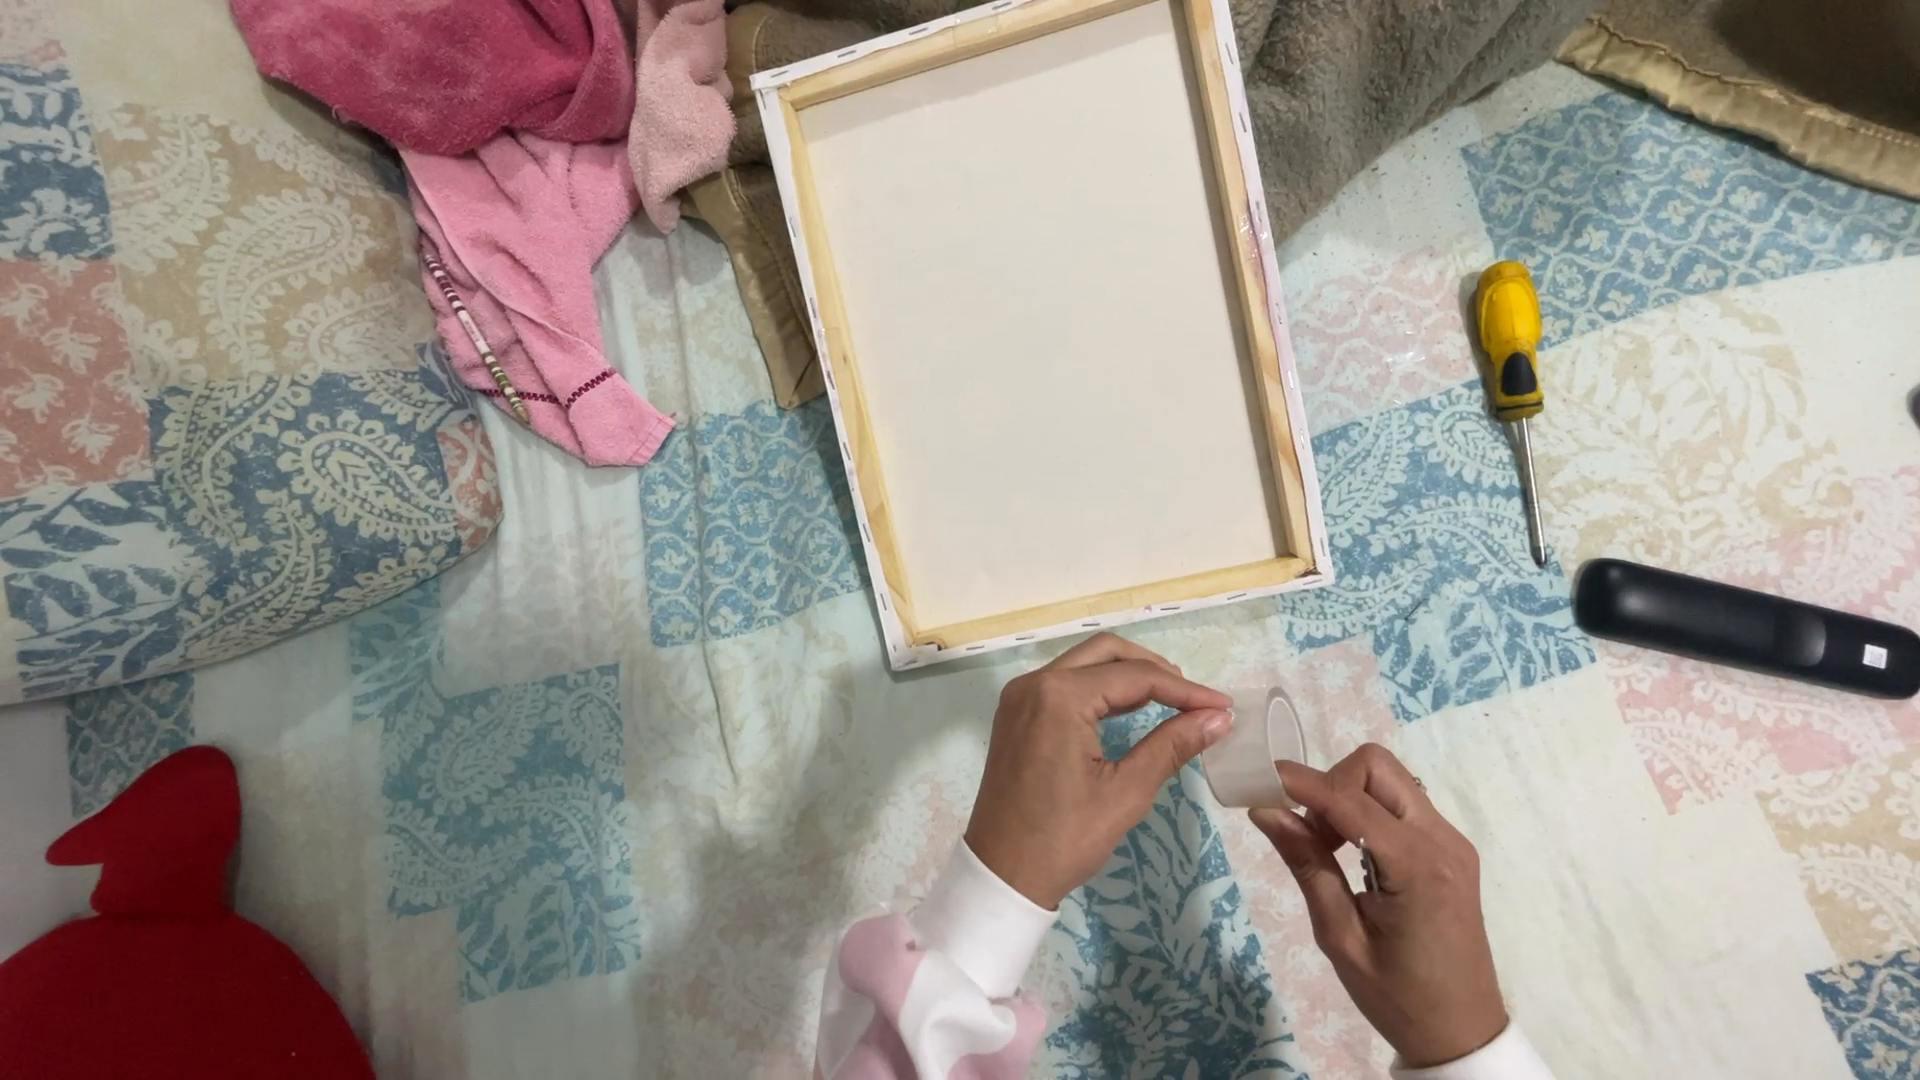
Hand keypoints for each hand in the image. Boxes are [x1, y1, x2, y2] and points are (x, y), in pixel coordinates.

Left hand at [965, 633, 1233, 908]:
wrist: (1002, 872)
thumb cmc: (1064, 838)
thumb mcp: (1126, 792)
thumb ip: (1172, 746)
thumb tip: (1218, 718)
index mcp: (1058, 696)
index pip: (1133, 676)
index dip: (1184, 690)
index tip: (1223, 706)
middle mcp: (1034, 682)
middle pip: (1105, 652)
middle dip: (1153, 668)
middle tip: (1193, 698)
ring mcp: (1020, 696)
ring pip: (1084, 663)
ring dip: (1127, 674)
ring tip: (1172, 700)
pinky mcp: (1017, 712)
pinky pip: (1064, 683)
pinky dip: (1100, 688)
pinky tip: (1131, 708)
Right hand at [1250, 745, 1506, 1068]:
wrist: (1463, 1036)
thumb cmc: (1397, 997)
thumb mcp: (1339, 936)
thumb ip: (1306, 864)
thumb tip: (1264, 810)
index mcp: (1418, 868)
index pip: (1349, 800)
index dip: (1299, 783)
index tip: (1258, 778)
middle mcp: (1442, 841)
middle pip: (1375, 767)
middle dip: (1329, 783)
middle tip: (1308, 830)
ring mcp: (1451, 841)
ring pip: (1387, 777)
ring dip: (1346, 793)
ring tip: (1327, 844)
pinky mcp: (1449, 847)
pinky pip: (1398, 800)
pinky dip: (1364, 808)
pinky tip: (1351, 850)